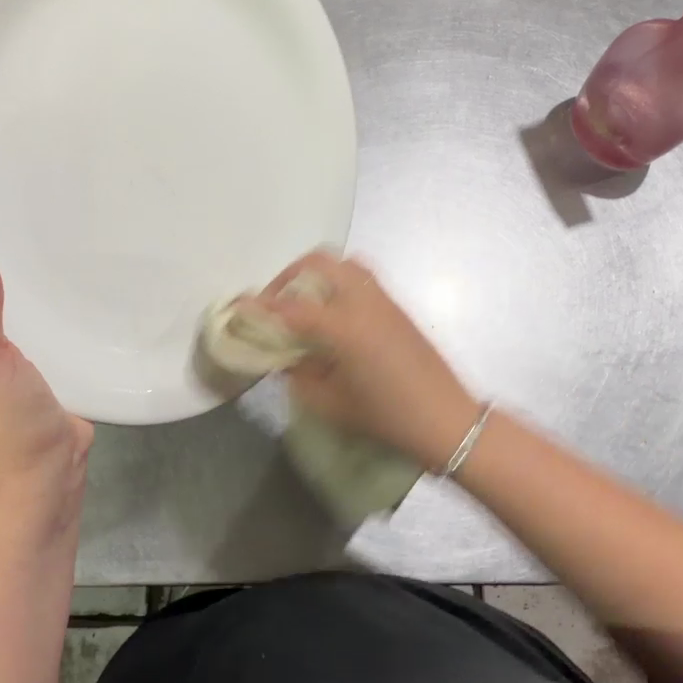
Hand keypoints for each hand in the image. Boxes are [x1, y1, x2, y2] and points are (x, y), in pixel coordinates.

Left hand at [0, 230, 94, 504]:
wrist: (49, 472)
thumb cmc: (3, 419)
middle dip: (4, 264)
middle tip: (36, 221)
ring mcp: (9, 357)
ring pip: (18, 309)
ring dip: (34, 286)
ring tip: (61, 243)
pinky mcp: (43, 366)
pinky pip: (46, 328)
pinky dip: (56, 310)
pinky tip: (76, 287)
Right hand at [259, 252, 481, 471]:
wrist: (445, 418)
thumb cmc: (385, 417)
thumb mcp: (331, 404)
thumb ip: (299, 376)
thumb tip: (282, 358)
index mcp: (344, 328)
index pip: (290, 307)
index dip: (259, 306)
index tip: (238, 308)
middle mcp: (363, 302)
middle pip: (318, 263)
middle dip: (288, 277)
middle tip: (275, 304)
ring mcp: (384, 299)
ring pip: (343, 263)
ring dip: (316, 275)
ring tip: (304, 304)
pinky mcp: (397, 306)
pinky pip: (361, 278)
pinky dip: (338, 283)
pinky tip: (332, 315)